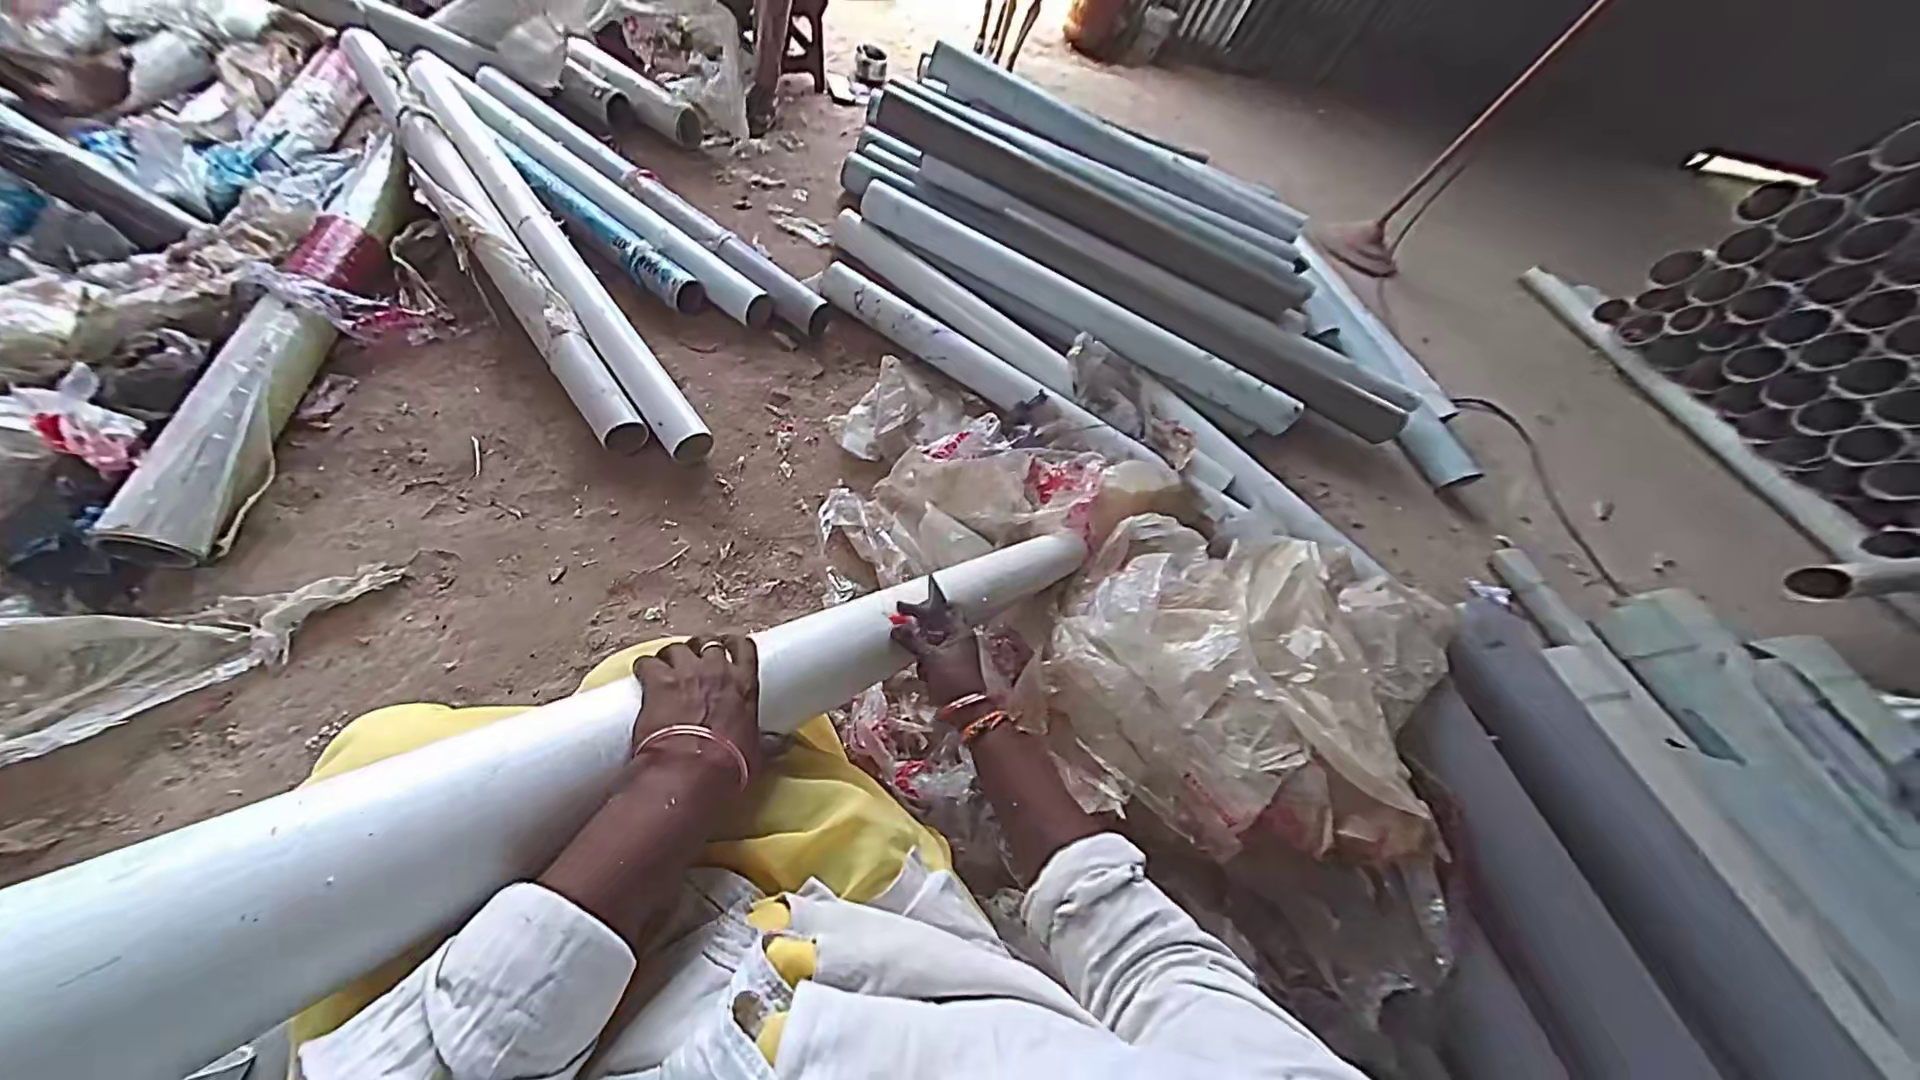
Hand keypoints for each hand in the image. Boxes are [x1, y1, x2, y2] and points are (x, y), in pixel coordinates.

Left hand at [631, 635, 761, 786]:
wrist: (692, 769)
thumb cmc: (728, 763)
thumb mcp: (756, 751)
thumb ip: (768, 743)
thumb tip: (783, 746)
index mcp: (745, 683)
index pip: (744, 647)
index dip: (733, 644)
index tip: (727, 646)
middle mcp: (718, 671)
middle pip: (708, 642)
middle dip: (700, 647)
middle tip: (693, 657)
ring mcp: (687, 674)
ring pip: (677, 648)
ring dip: (671, 655)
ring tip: (665, 665)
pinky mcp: (657, 683)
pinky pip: (647, 663)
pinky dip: (643, 666)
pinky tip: (641, 673)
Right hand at [890, 579, 987, 720]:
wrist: (966, 709)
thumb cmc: (951, 679)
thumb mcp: (930, 658)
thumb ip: (912, 641)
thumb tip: (896, 628)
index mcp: (961, 631)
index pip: (944, 608)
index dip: (925, 605)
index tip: (905, 607)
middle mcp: (960, 638)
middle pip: (937, 623)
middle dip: (918, 623)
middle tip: (900, 619)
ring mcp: (956, 652)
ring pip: (934, 639)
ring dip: (920, 641)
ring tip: (906, 643)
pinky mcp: (950, 666)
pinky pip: (934, 655)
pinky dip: (925, 656)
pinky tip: (920, 666)